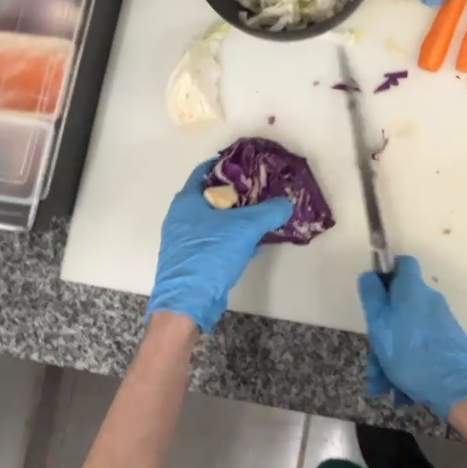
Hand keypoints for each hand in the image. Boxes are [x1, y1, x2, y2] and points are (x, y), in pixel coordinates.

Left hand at [145, 161, 292, 331]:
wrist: (188, 301)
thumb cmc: (211, 255)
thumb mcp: (245, 228)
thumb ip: (268, 211)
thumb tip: (286, 203)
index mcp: (187, 201)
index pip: (206, 171)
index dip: (228, 165)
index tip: (250, 166)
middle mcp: (180, 217)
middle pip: (211, 196)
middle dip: (236, 194)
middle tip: (261, 191)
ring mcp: (183, 241)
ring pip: (213, 221)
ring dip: (235, 218)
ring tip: (260, 216)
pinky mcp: (191, 261)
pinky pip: (214, 241)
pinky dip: (231, 238)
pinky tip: (250, 244)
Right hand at [357, 255, 466, 418]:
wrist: (457, 388)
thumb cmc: (410, 353)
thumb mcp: (380, 324)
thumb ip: (372, 297)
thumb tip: (370, 275)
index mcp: (413, 291)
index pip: (403, 264)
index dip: (387, 272)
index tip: (375, 291)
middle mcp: (430, 302)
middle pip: (400, 306)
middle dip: (382, 331)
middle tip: (373, 359)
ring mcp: (441, 324)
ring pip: (407, 332)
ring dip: (391, 356)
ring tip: (383, 384)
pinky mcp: (448, 344)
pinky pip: (420, 348)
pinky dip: (408, 364)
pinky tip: (401, 390)